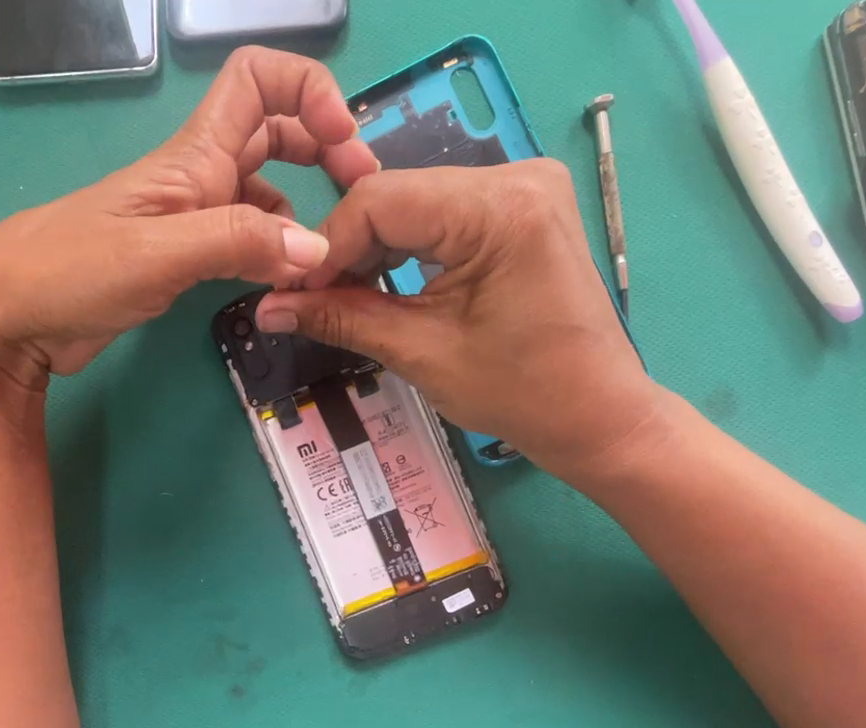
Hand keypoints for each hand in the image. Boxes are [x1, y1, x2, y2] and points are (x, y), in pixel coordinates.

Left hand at [0, 47, 379, 388]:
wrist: (10, 317)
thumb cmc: (70, 270)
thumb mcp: (158, 253)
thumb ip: (237, 244)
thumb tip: (318, 249)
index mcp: (192, 157)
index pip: (257, 81)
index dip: (308, 91)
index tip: (342, 141)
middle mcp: (197, 179)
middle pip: (274, 133)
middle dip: (321, 150)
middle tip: (357, 199)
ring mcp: (188, 221)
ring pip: (262, 193)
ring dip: (301, 211)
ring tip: (329, 256)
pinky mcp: (179, 262)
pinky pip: (241, 241)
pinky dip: (270, 253)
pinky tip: (282, 282)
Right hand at [253, 162, 666, 480]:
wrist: (596, 413)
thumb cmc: (519, 393)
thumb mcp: (421, 353)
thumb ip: (342, 318)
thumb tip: (269, 308)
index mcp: (500, 208)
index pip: (379, 201)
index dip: (324, 248)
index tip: (289, 296)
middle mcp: (515, 176)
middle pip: (395, 197)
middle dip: (345, 251)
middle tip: (309, 303)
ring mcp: (524, 186)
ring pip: (414, 204)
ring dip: (371, 250)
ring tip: (343, 300)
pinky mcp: (522, 207)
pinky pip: (441, 215)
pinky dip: (405, 248)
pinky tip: (385, 284)